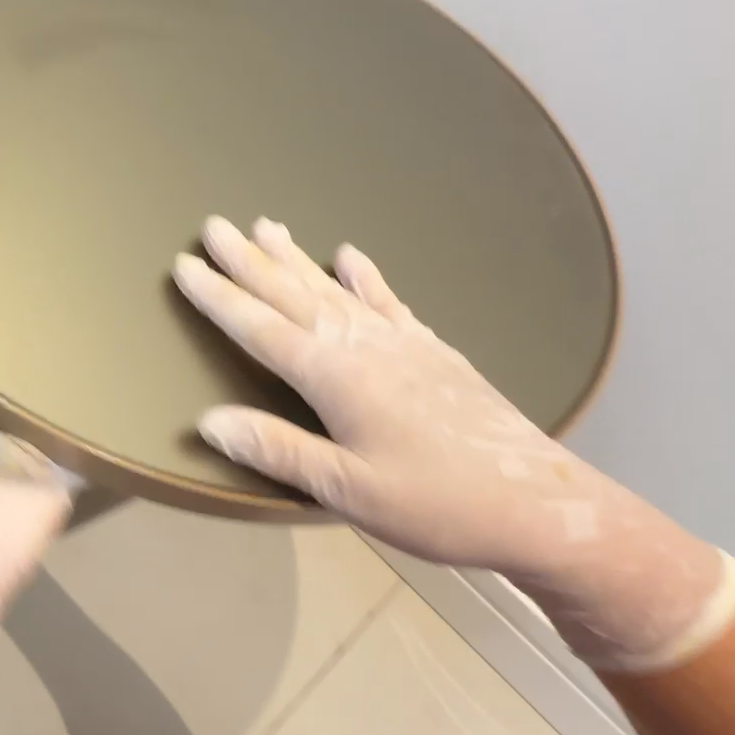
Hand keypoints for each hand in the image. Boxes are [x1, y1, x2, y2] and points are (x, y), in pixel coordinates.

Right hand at [173, 216, 734, 672]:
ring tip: (267, 226)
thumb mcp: (348, 490)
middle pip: (291, 294)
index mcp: (335, 377)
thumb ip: (277, 449)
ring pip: (333, 289)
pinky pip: (387, 302)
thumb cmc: (440, 504)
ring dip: (294, 258)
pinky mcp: (432, 352)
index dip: (218, 296)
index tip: (184, 265)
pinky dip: (364, 277)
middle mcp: (364, 347)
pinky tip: (349, 256)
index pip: (260, 328)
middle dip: (247, 260)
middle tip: (214, 225)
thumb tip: (207, 420)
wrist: (550, 509)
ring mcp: (402, 344)